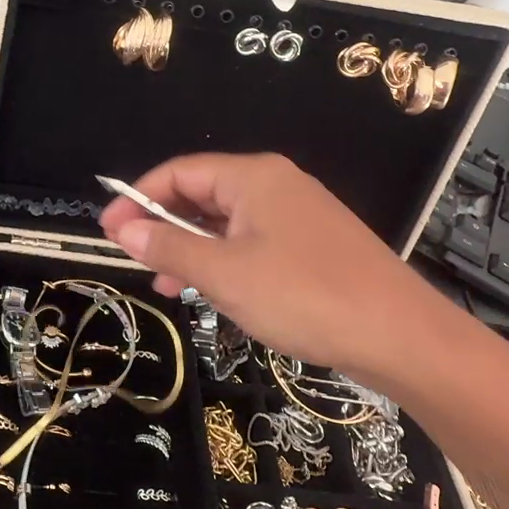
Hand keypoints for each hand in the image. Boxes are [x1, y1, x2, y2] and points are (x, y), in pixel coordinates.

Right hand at [99, 153, 448, 384]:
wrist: (401, 336)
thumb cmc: (304, 295)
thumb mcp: (224, 274)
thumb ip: (168, 248)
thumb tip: (122, 228)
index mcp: (252, 177)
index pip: (178, 172)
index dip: (137, 198)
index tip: (107, 230)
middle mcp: (274, 184)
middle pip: (202, 193)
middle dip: (163, 226)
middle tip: (133, 261)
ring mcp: (297, 215)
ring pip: (226, 222)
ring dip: (191, 250)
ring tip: (165, 287)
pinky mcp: (312, 245)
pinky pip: (252, 242)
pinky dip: (224, 262)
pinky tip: (214, 293)